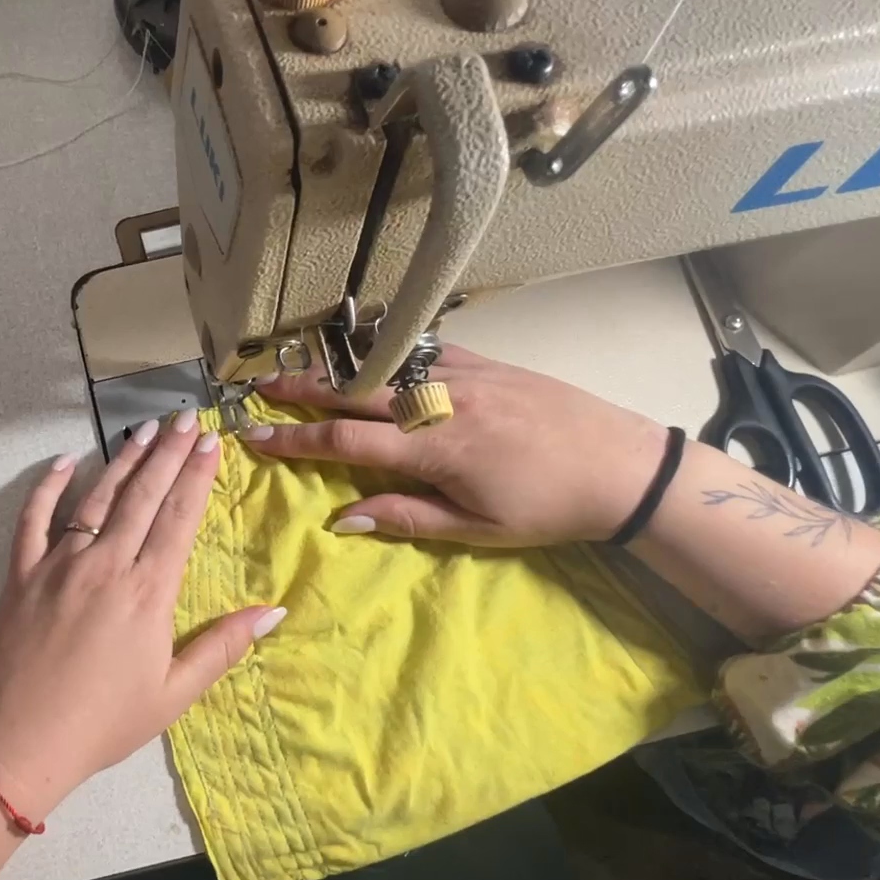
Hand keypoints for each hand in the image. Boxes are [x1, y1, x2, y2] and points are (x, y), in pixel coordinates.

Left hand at [0, 412, 284, 816]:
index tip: (211, 442)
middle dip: (168, 453)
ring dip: (123, 462)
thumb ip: (222, 647)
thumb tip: (273, 610)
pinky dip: (48, 487)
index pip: (180, 518)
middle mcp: (106, 563)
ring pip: (97, 498)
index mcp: (148, 591)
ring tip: (144, 430)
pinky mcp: (22, 572)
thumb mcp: (173, 694)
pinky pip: (34, 519)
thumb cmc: (103, 723)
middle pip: (144, 496)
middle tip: (185, 418)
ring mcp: (59, 563)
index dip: (197, 476)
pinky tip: (65, 461)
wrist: (16, 740)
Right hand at [247, 347, 666, 546]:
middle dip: (302, 389)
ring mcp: (462, 376)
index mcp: (433, 449)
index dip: (295, 441)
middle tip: (261, 386)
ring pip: (386, 365)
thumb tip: (344, 519)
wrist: (622, 466)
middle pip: (354, 391)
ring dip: (339, 368)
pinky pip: (425, 350)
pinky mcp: (485, 362)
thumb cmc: (547, 508)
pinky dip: (390, 352)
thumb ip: (407, 517)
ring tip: (305, 369)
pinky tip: (372, 354)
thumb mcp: (478, 529)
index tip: (256, 436)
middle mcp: (439, 403)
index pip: (345, 442)